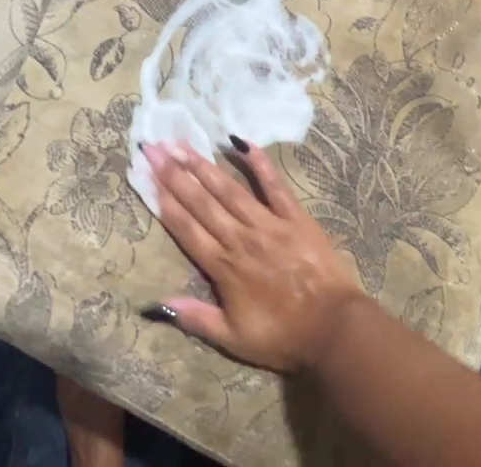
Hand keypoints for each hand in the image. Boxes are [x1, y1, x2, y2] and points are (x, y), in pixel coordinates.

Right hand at [140, 138, 364, 373]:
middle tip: (154, 148)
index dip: (163, 201)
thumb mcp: (234, 338)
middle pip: (201, 202)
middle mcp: (240, 238)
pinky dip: (259, 162)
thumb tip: (155, 304)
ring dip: (203, 165)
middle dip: (174, 174)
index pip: (186, 228)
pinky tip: (241, 142)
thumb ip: (195, 318)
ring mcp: (268, 223)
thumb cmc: (283, 337)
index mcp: (224, 267)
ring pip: (229, 189)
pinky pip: (274, 184)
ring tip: (181, 144)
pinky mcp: (294, 215)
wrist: (334, 328)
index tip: (146, 176)